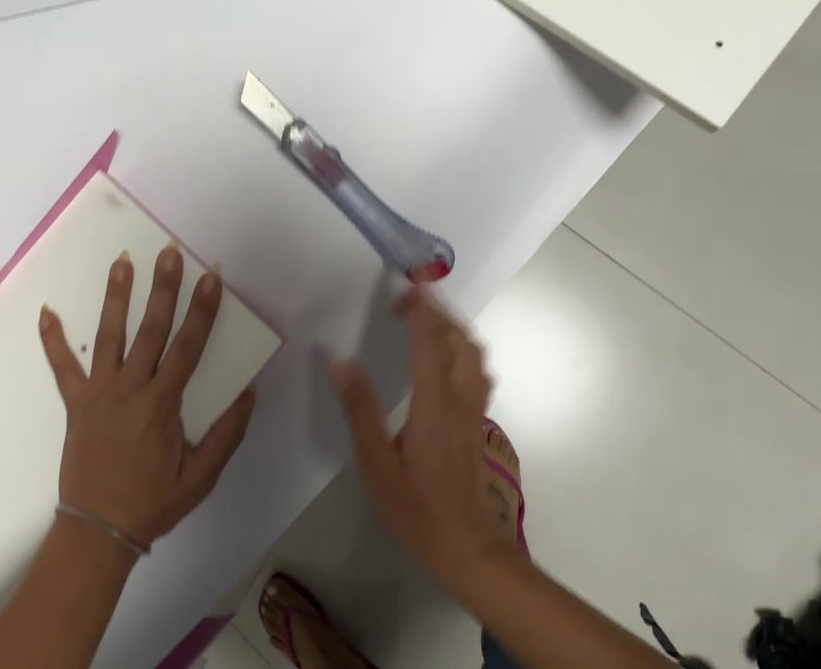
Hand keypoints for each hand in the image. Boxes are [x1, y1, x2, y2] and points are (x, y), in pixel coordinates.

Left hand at [38, 246, 256, 549]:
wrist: (98, 530)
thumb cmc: (154, 503)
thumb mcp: (201, 477)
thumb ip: (227, 434)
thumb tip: (248, 393)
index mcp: (162, 404)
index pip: (188, 347)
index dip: (202, 310)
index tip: (211, 277)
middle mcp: (130, 389)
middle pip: (150, 330)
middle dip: (163, 289)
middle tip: (168, 253)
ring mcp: (98, 393)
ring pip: (108, 336)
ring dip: (116, 297)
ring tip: (121, 261)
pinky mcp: (75, 404)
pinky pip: (62, 368)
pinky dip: (53, 340)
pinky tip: (46, 311)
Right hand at [333, 287, 502, 581]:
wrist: (465, 544)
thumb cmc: (414, 505)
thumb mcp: (375, 462)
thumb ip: (360, 409)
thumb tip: (340, 361)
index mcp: (433, 404)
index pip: (430, 341)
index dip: (423, 305)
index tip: (413, 277)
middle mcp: (460, 398)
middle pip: (459, 339)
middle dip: (437, 310)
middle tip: (406, 298)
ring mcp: (475, 410)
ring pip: (474, 353)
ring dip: (453, 328)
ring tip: (425, 320)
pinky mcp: (479, 421)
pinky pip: (478, 370)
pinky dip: (463, 350)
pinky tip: (444, 359)